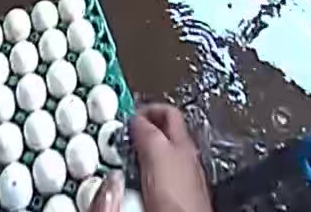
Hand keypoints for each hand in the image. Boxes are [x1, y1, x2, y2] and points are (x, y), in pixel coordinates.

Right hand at [88, 104, 211, 211]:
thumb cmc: (178, 197)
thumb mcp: (155, 151)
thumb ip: (146, 130)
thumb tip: (135, 118)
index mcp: (184, 142)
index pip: (168, 112)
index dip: (148, 109)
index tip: (130, 113)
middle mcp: (185, 161)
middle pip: (158, 138)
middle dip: (139, 138)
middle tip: (125, 141)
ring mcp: (179, 183)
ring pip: (153, 162)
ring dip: (138, 162)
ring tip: (126, 167)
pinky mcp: (171, 202)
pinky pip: (151, 184)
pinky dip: (140, 182)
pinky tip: (134, 189)